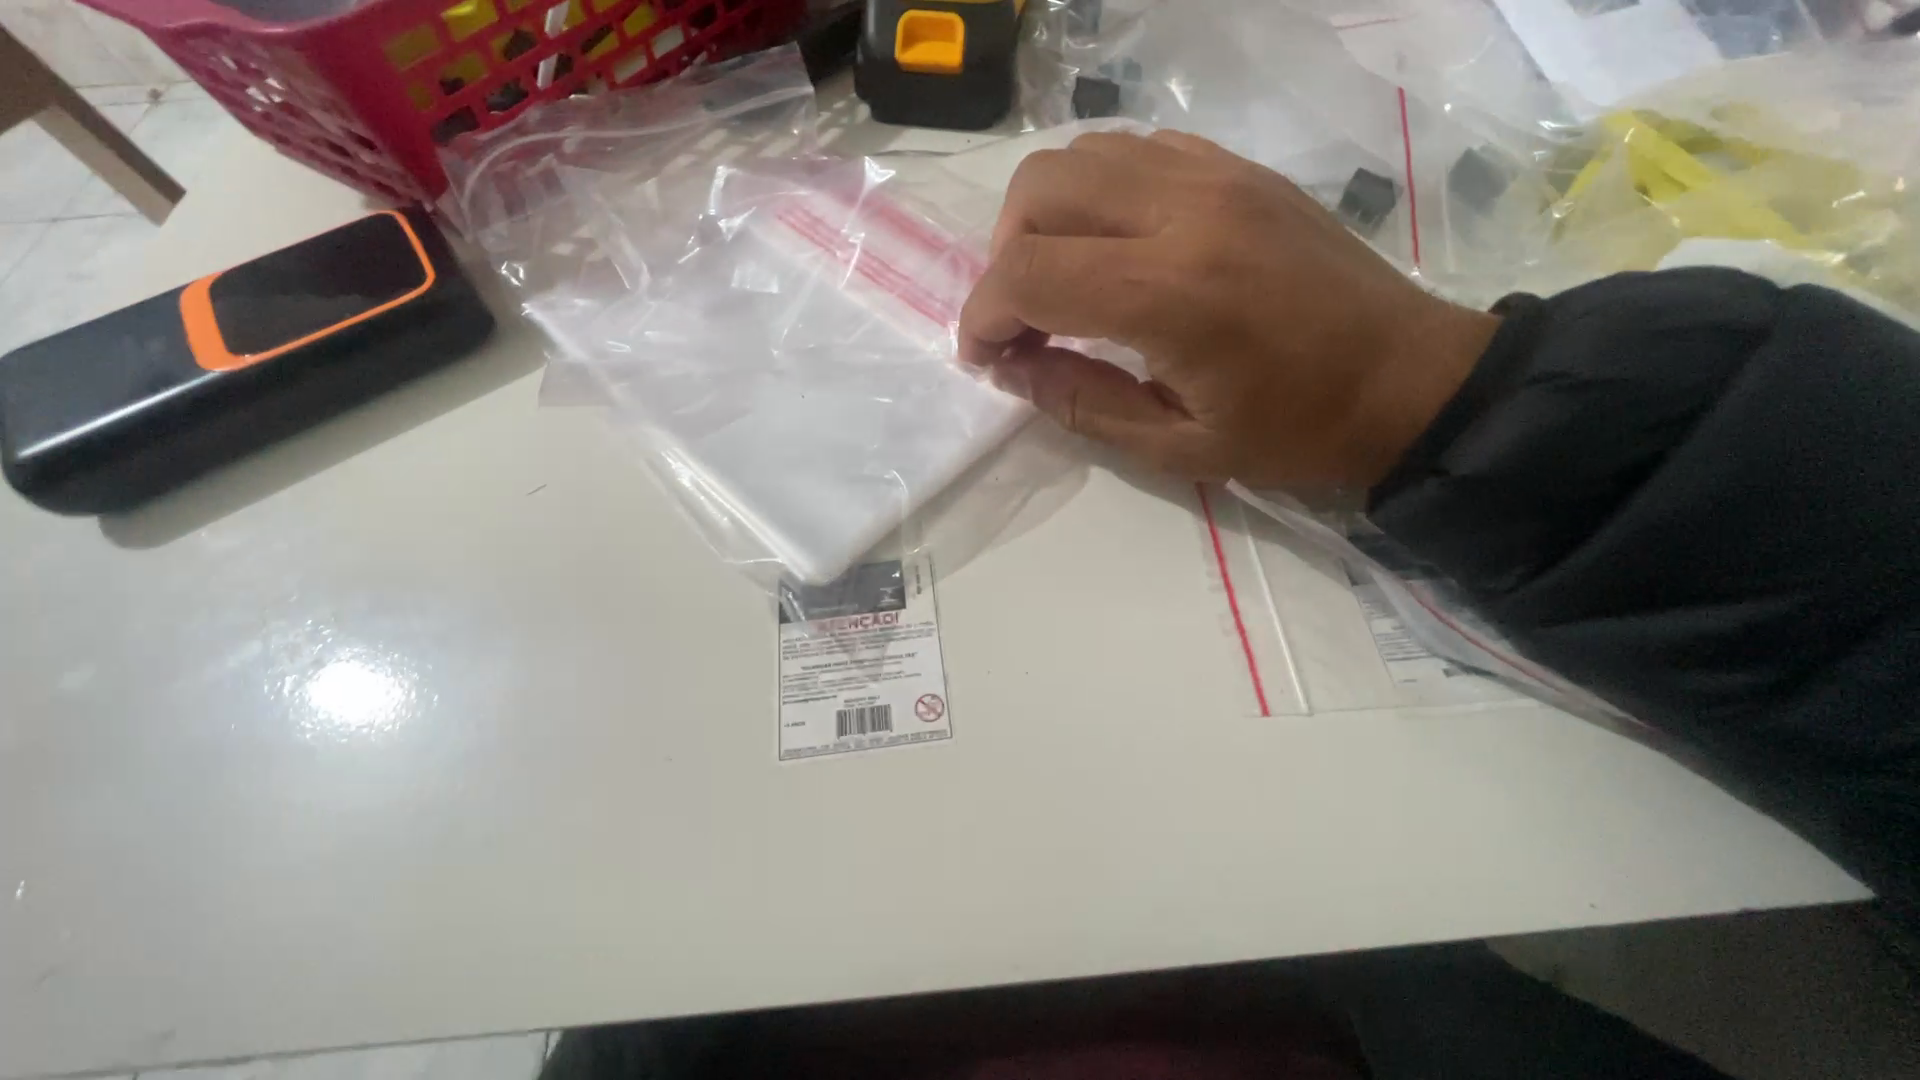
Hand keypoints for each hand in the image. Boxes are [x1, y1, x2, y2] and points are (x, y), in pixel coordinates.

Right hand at [958, 131, 1499, 495]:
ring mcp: (1216, 176)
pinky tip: (1116, 245)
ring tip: (1066, 279)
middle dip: (1005, 257)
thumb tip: (1012, 366)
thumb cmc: (1295, 430)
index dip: (983, 316)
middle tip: (1027, 317)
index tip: (986, 356)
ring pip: (1082, 154)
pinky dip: (1099, 192)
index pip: (1027, 273)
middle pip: (1039, 189)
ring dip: (1047, 217)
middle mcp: (1185, 211)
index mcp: (1169, 293)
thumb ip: (1079, 401)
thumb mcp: (1176, 445)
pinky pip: (1136, 150)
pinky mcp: (1239, 167)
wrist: (1408, 380)